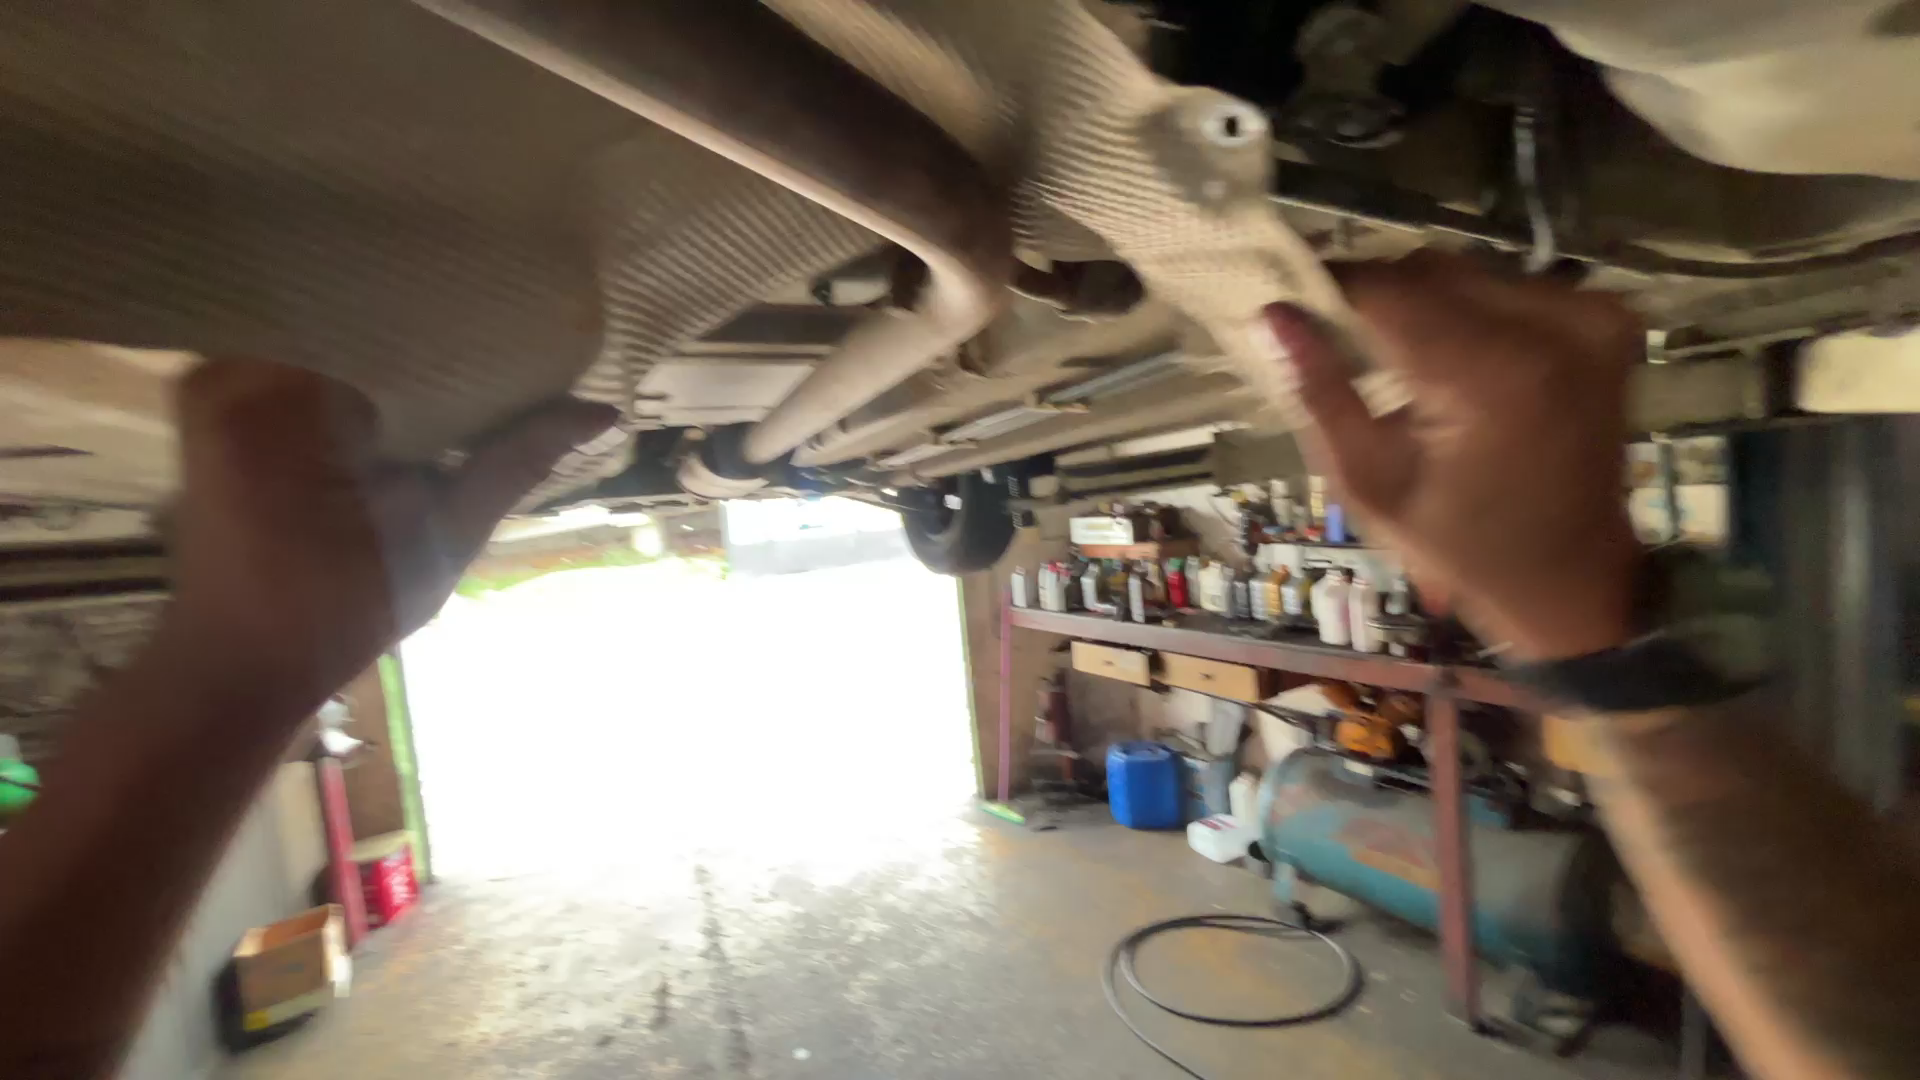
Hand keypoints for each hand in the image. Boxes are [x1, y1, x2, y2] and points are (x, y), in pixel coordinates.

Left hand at [160, 359, 617, 706]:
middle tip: (527, 340)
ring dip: (417, 357)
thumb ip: (517, 461)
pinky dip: (383, 377)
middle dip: (447, 338)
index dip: (469, 325)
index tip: (534, 325)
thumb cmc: (341, 612)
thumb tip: (601, 411)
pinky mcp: (227, 403)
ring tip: (492, 358)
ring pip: (346, 339)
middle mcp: (231, 375)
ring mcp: (220, 384)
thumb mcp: (448, 535)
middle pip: (364, 324)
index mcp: (280, 406)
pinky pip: (320, 363)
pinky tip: (437, 390)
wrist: (243, 663)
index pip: (391, 326)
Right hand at [1261, 251, 1642, 660]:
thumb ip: (1320, 389)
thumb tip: (1272, 315)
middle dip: (1371, 296)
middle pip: (1427, 270)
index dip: (1328, 287)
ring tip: (1386, 355)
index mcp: (1488, 375)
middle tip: (1331, 337)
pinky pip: (1507, 286)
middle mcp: (1552, 325)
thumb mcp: (1363, 477)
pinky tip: (1445, 358)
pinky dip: (1462, 311)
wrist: (1563, 570)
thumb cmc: (1449, 539)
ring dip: (1415, 302)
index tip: (1287, 301)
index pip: (1386, 290)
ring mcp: (1590, 317)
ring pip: (1465, 272)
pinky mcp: (1606, 320)